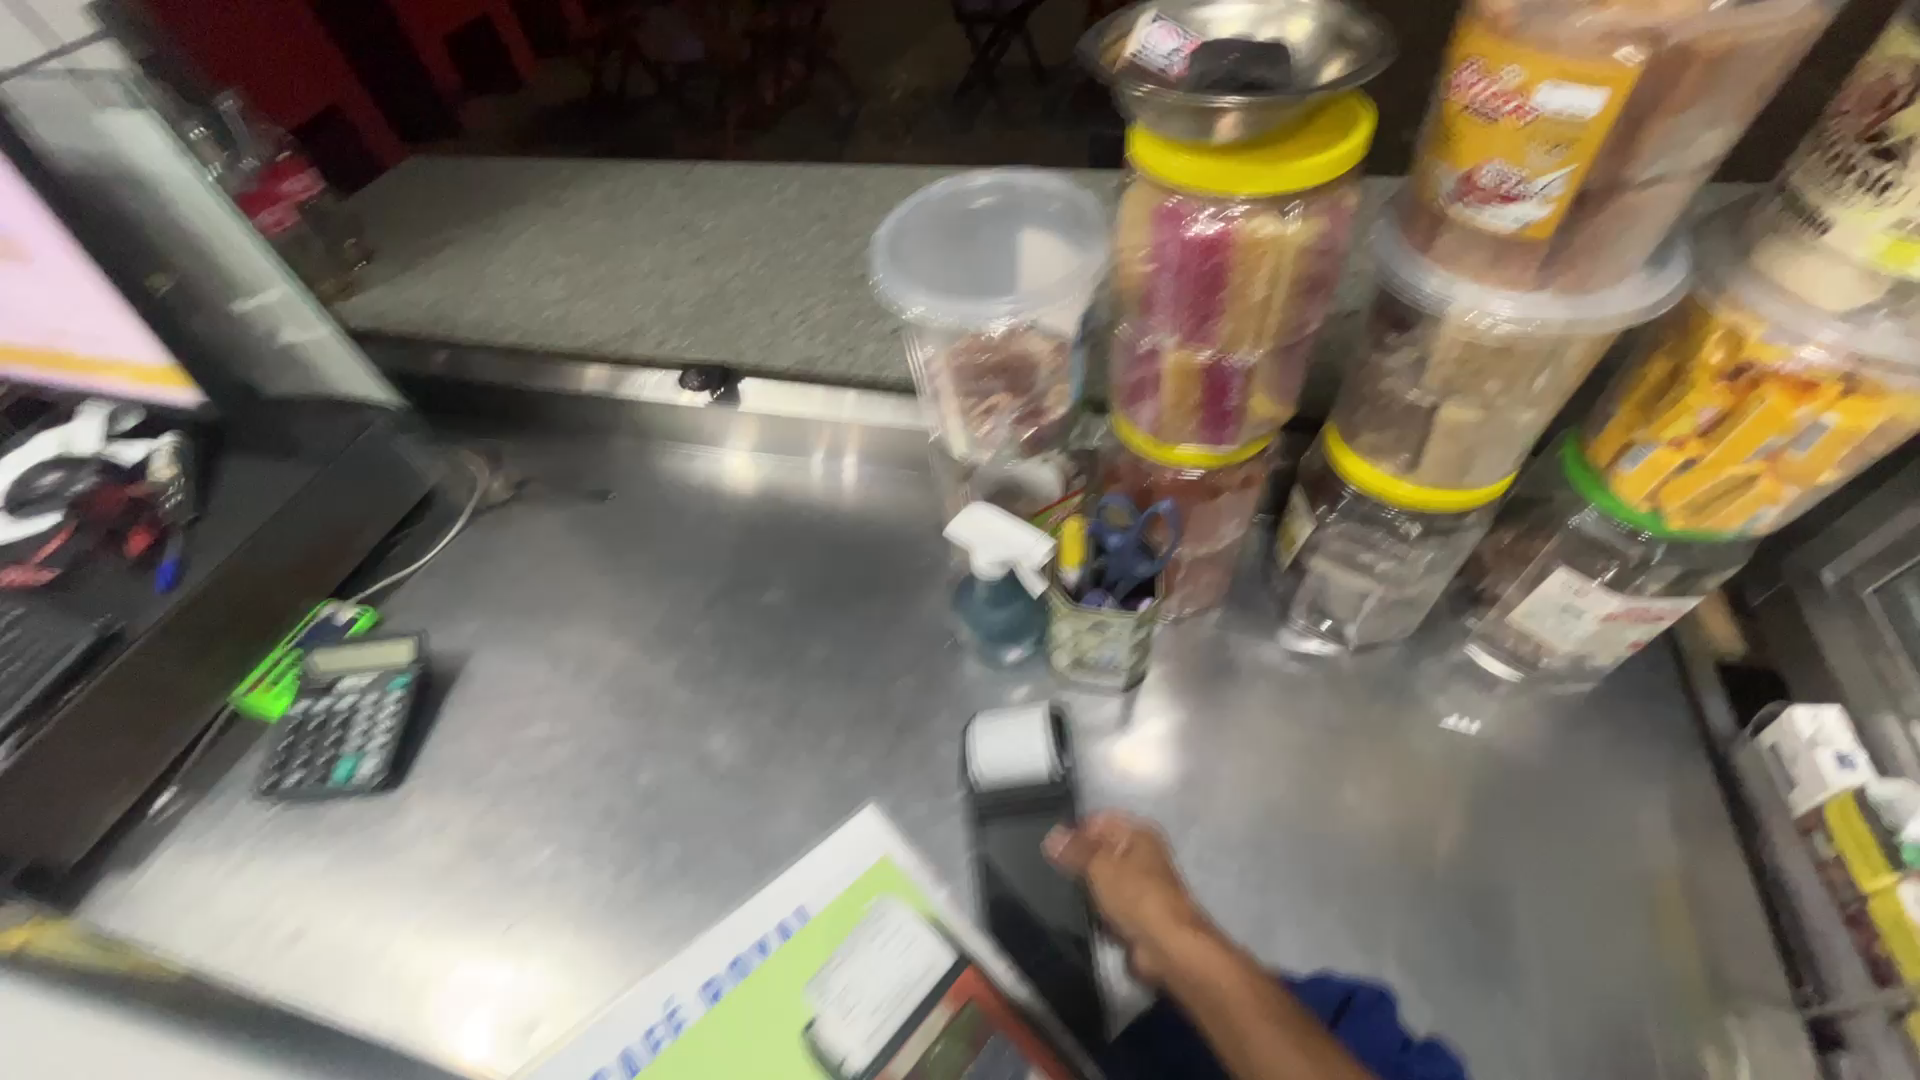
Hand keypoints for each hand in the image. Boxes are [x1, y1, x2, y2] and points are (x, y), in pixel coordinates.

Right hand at [1044, 811, 1217, 985]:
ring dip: (1085, 885)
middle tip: (1051, 867)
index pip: (1099, 821)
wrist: (1167, 947)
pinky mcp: (1135, 913)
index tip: (1051, 845)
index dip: (1075, 830)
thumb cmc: (1136, 896)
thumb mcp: (1099, 866)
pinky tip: (1077, 909)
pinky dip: (1094, 907)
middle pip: (1100, 849)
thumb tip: (1051, 835)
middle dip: (1078, 859)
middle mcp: (1141, 854)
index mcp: (1138, 833)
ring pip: (1102, 878)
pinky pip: (1106, 902)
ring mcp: (1139, 885)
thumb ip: (1074, 850)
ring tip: (1059, 888)